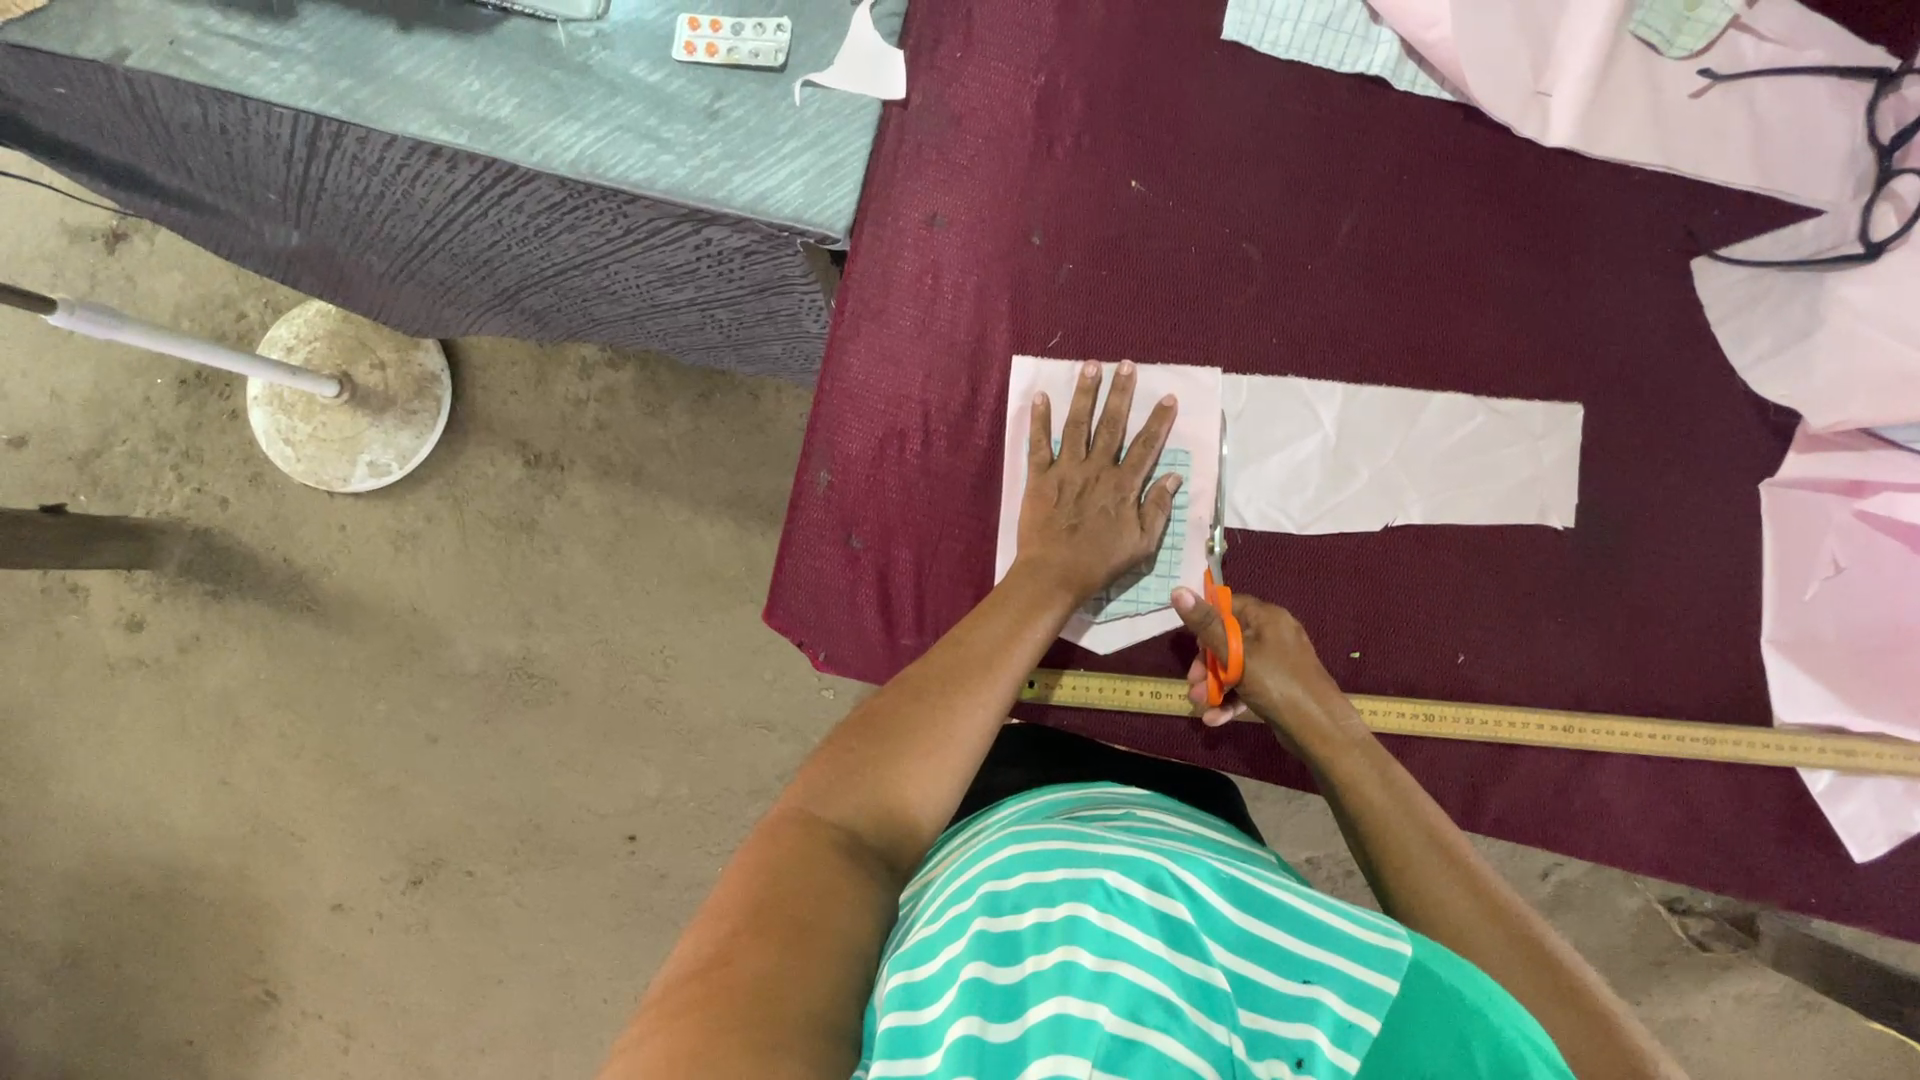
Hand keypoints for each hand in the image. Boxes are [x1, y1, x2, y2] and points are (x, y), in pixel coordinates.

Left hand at [1014, 360, 1180, 604]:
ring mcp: (1066, 470)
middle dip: (1121, 393)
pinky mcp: (1039, 477)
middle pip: (1112, 425)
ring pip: (1077, 424)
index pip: (1145, 446)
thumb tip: (1173, 478)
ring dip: (1085, 394)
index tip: (1168, 397)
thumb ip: (1157, 509)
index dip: (1158, 421)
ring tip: (1091, 366)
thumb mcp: (1142, 545)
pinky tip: (1041, 397)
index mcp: (1123, 486)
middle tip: (1127, 365)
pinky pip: (1039, 443)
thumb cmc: (1100, 564)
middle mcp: (1096, 470)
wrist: (1053, 574)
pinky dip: (1039, 420)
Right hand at [1173, 587, 1362, 746]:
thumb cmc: (1276, 682)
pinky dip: (1230, 699)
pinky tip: (1214, 718)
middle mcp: (1273, 634)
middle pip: (1227, 639)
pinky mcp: (1277, 686)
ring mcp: (1276, 662)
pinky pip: (1247, 686)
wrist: (1319, 730)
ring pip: (1235, 666)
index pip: (1228, 606)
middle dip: (1206, 665)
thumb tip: (1178, 591)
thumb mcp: (1235, 653)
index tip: (1191, 644)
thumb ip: (1205, 625)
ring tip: (1201, 704)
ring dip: (1214, 685)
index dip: (1206, 622)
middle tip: (1192, 684)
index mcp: (1266, 617)